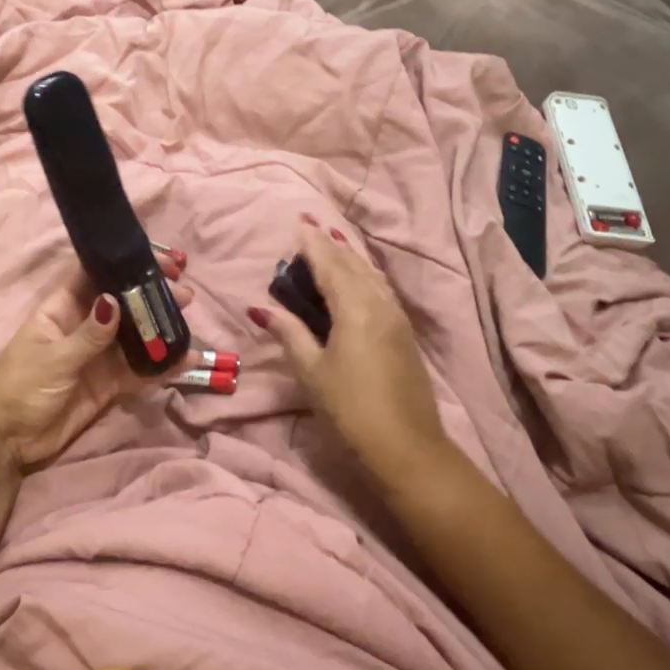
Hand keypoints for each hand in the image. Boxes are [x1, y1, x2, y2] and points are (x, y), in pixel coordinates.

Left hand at [0, 250, 194, 469]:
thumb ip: (89, 335)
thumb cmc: (20, 388)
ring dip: (160, 329)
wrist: (8, 441)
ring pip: (135, 335)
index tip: (157, 261)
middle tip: (183, 295)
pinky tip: (184, 360)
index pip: (94, 274)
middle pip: (122, 303)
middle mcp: (83, 325)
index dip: (123, 264)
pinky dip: (160, 365)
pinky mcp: (108, 383)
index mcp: (62, 308)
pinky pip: (138, 369)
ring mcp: (97, 355)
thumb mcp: (54, 359)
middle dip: (151, 296)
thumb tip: (116, 301)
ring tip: (188, 322)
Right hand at [250, 218, 449, 478]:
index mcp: (354, 308)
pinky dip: (364, 275)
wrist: (407, 447)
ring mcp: (396, 318)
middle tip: (312, 227)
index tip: (299, 223)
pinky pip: (381, 290)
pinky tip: (359, 278)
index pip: (330, 265)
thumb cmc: (351, 409)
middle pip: (353, 265)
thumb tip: (261, 308)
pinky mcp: (404, 333)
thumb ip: (289, 333)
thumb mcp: (312, 371)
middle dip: (331, 245)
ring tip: (333, 245)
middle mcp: (379, 304)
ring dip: (350, 258)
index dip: (313, 244)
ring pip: (371, 276)